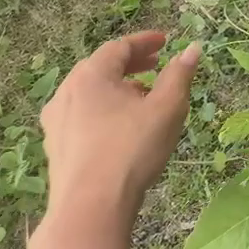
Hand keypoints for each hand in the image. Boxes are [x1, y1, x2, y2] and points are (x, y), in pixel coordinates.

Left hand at [40, 31, 200, 225]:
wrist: (91, 207)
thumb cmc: (132, 148)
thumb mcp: (167, 106)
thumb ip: (179, 73)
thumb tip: (192, 48)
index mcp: (90, 78)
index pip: (117, 47)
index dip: (144, 41)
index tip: (166, 41)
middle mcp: (66, 94)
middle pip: (99, 67)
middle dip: (130, 62)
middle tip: (157, 62)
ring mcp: (56, 122)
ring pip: (89, 92)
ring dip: (117, 85)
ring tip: (143, 93)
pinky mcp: (56, 146)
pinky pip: (82, 113)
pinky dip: (104, 106)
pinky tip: (122, 122)